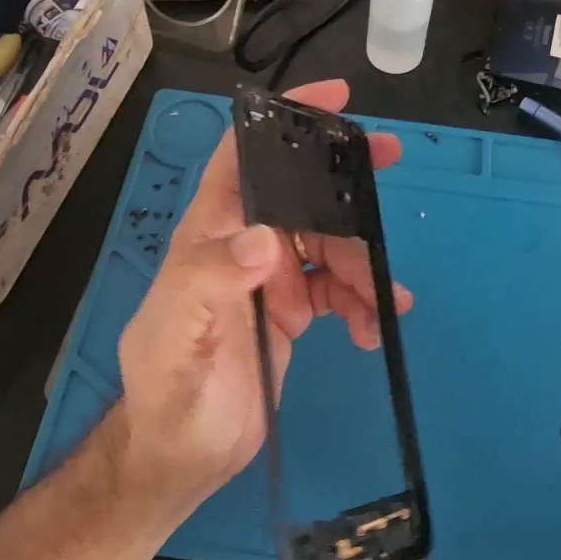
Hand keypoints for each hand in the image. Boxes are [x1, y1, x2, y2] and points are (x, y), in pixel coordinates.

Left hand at [114, 79, 408, 509]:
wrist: (185, 458)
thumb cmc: (170, 394)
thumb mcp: (177, 337)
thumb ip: (210, 282)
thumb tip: (264, 238)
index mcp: (212, 235)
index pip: (245, 158)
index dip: (283, 122)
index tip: (333, 100)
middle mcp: (245, 245)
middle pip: (303, 195)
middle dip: (346, 181)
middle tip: (391, 161)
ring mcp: (272, 276)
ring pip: (331, 242)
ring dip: (364, 263)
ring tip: (382, 303)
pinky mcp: (295, 309)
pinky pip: (340, 288)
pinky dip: (364, 301)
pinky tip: (373, 330)